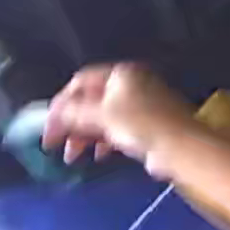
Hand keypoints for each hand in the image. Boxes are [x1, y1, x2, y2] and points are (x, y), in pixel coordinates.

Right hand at [43, 63, 196, 174]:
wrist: (181, 146)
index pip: (81, 81)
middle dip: (73, 122)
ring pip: (104, 115)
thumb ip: (74, 113)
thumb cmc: (141, 124)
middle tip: (58, 145)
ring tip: (74, 155)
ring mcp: (140, 102)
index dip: (62, 102)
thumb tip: (52, 114)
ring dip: (86, 134)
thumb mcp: (102, 115)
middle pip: (92, 99)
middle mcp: (130, 82)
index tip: (48, 125)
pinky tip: (99, 155)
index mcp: (119, 73)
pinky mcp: (147, 123)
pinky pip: (118, 127)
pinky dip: (104, 139)